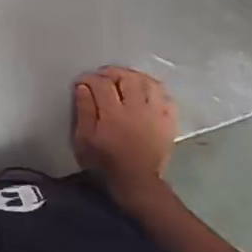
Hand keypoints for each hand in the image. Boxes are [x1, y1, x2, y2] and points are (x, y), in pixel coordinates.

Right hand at [73, 66, 179, 194]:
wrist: (136, 179)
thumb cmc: (105, 161)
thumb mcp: (84, 139)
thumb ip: (84, 111)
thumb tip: (83, 87)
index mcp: (113, 112)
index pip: (102, 84)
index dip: (90, 78)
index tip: (82, 82)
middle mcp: (136, 106)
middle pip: (127, 78)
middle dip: (113, 72)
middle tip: (103, 76)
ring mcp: (155, 111)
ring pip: (147, 82)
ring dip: (134, 76)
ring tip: (124, 78)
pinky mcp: (168, 118)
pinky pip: (164, 94)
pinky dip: (154, 87)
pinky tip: (146, 89)